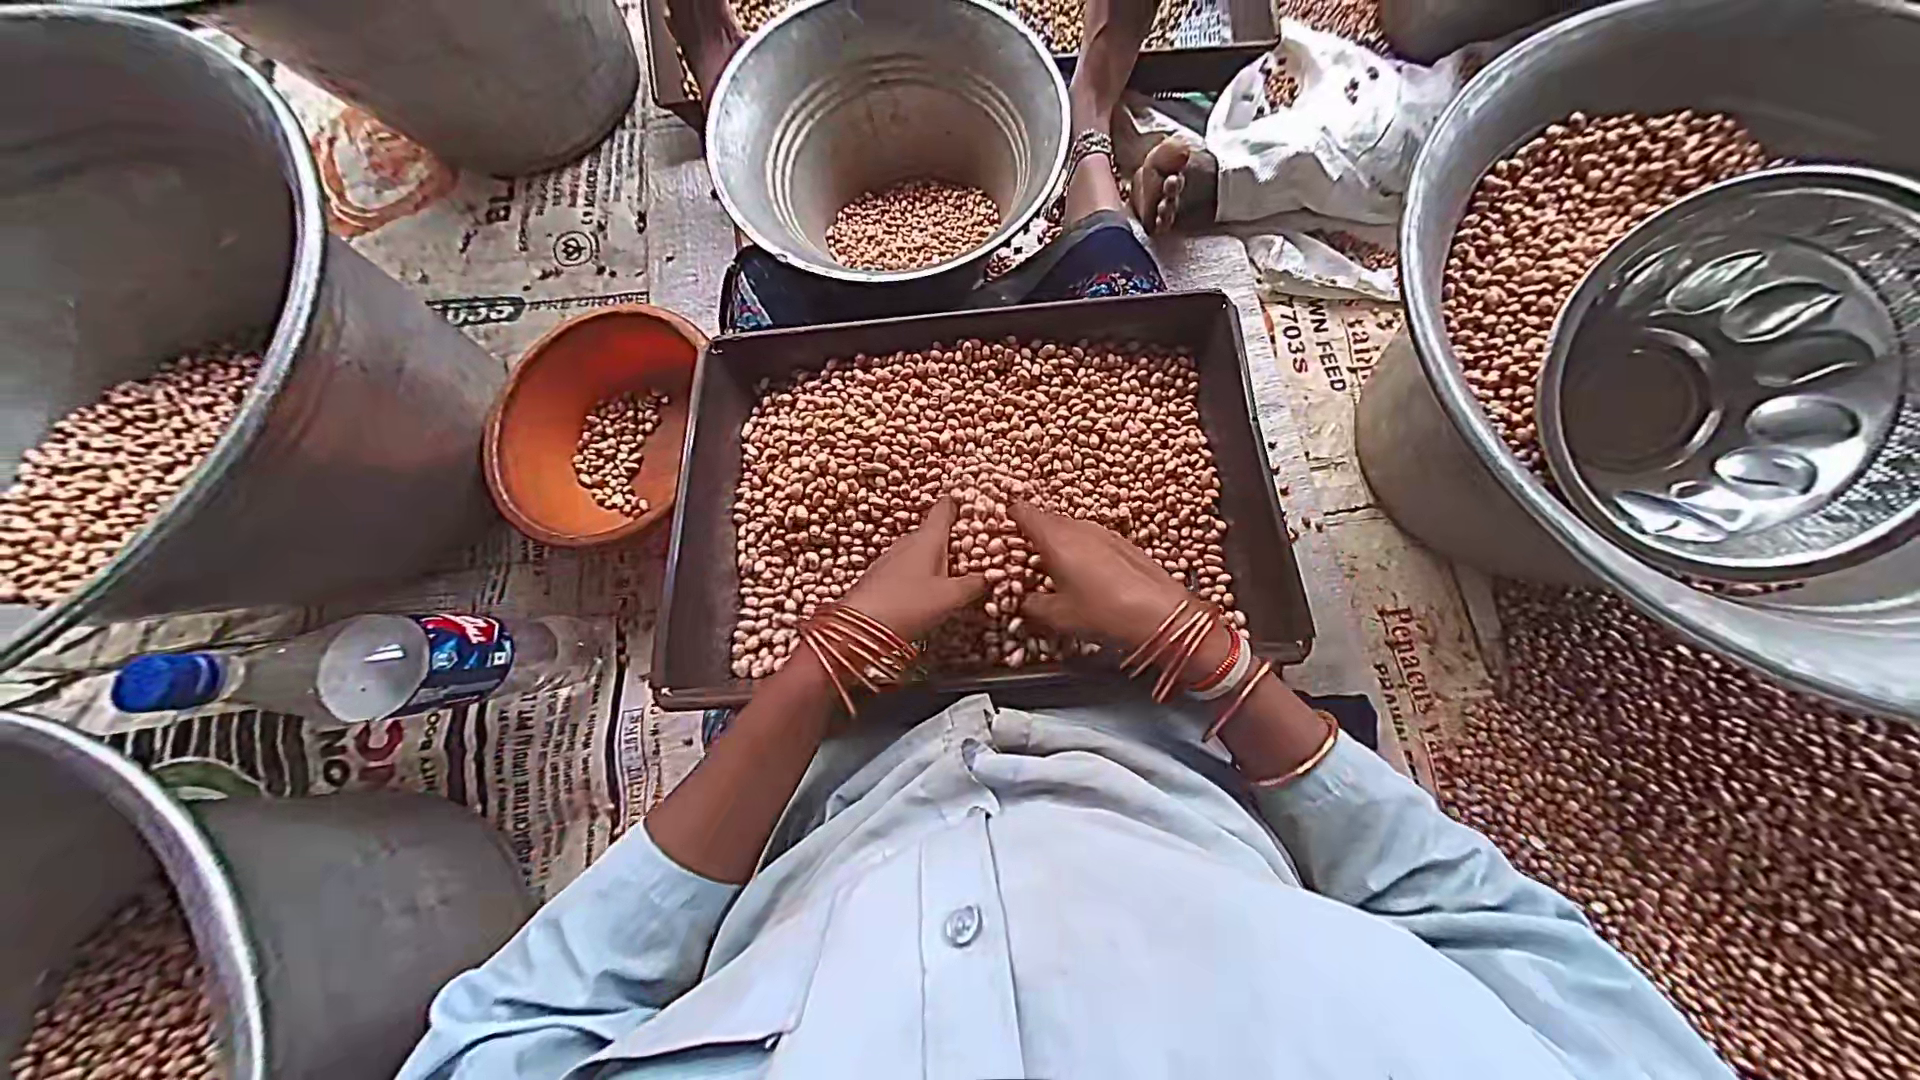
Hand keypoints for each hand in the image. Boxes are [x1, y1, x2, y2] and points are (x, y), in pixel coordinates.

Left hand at [839, 498, 985, 641]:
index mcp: (928, 538)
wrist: (859, 626)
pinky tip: (930, 588)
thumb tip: (992, 576)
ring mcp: (892, 558)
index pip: (944, 508)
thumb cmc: (908, 604)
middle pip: (935, 530)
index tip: (974, 505)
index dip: (960, 504)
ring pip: (921, 549)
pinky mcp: (882, 576)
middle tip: (977, 547)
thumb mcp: (949, 597)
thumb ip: (973, 584)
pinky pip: (909, 565)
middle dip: (954, 536)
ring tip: (958, 570)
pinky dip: (923, 571)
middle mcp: (908, 542)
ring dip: (938, 556)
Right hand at [1009, 502, 1195, 650]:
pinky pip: (1089, 538)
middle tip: (1021, 557)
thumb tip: (1019, 600)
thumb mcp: (1057, 616)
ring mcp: (1102, 532)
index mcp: (1055, 537)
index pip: (1022, 511)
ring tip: (1051, 569)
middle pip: (1044, 519)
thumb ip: (1029, 605)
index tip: (999, 532)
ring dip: (1056, 542)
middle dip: (1030, 533)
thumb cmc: (1102, 612)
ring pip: (1068, 528)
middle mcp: (1077, 527)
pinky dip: (1078, 549)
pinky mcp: (1121, 542)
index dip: (1007, 518)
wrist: (1162, 615)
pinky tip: (1082, 574)